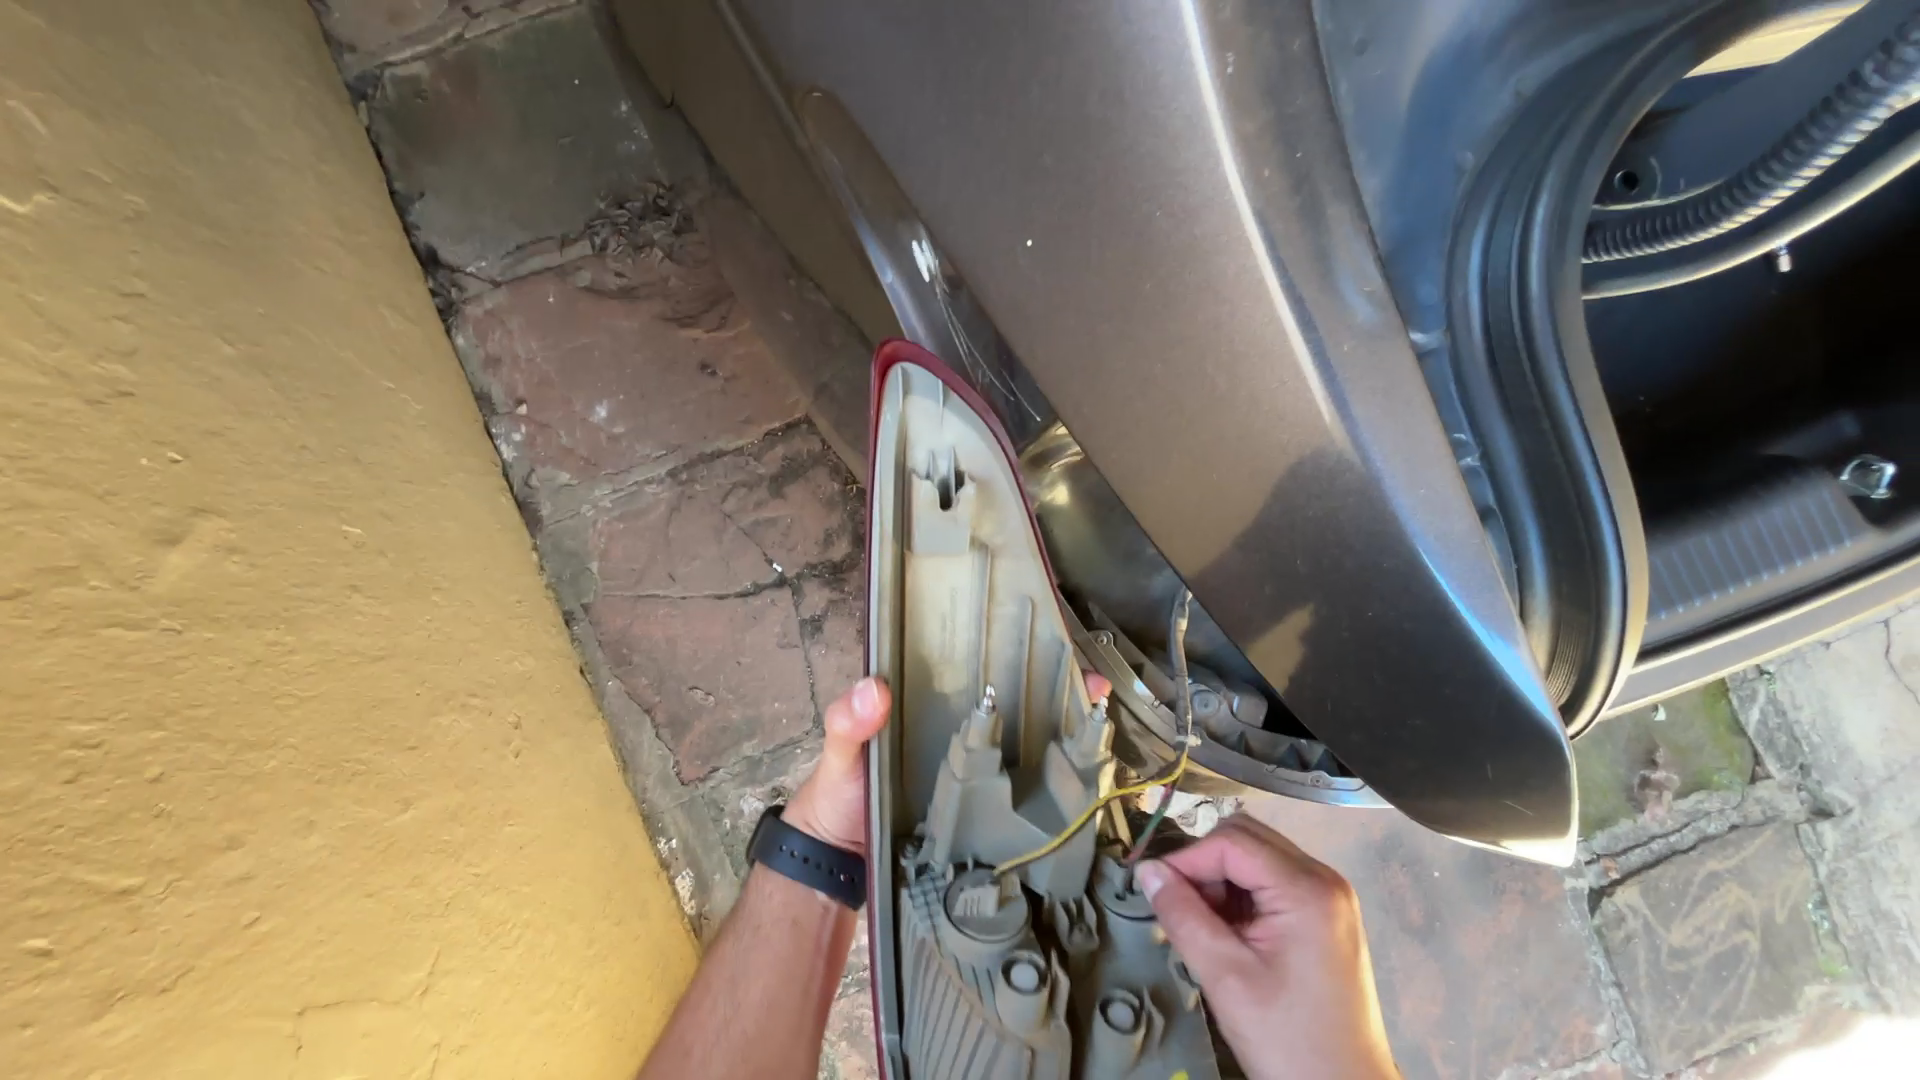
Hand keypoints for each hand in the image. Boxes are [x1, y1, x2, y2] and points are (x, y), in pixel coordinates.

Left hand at [780, 672, 1110, 855]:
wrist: (841, 865)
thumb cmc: (838, 796)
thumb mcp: (839, 754)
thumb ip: (847, 724)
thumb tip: (874, 690)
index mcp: (927, 711)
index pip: (974, 671)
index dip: (1012, 657)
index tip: (1051, 641)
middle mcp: (956, 737)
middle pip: (1011, 706)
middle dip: (1054, 692)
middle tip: (1094, 685)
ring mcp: (972, 776)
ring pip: (1022, 747)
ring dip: (1060, 734)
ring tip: (1099, 723)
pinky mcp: (981, 814)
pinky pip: (1017, 793)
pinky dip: (1048, 787)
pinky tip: (1080, 781)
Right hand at [1135, 815, 1398, 1079]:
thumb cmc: (1288, 1040)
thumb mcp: (1225, 977)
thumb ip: (1183, 915)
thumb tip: (1147, 871)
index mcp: (1307, 889)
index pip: (1232, 842)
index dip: (1187, 858)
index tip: (1155, 887)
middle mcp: (1324, 879)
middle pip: (1246, 837)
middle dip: (1204, 863)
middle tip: (1178, 904)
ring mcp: (1328, 896)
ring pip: (1257, 855)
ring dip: (1221, 877)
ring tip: (1203, 922)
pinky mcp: (1325, 914)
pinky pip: (1272, 879)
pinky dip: (1241, 892)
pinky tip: (1229, 930)